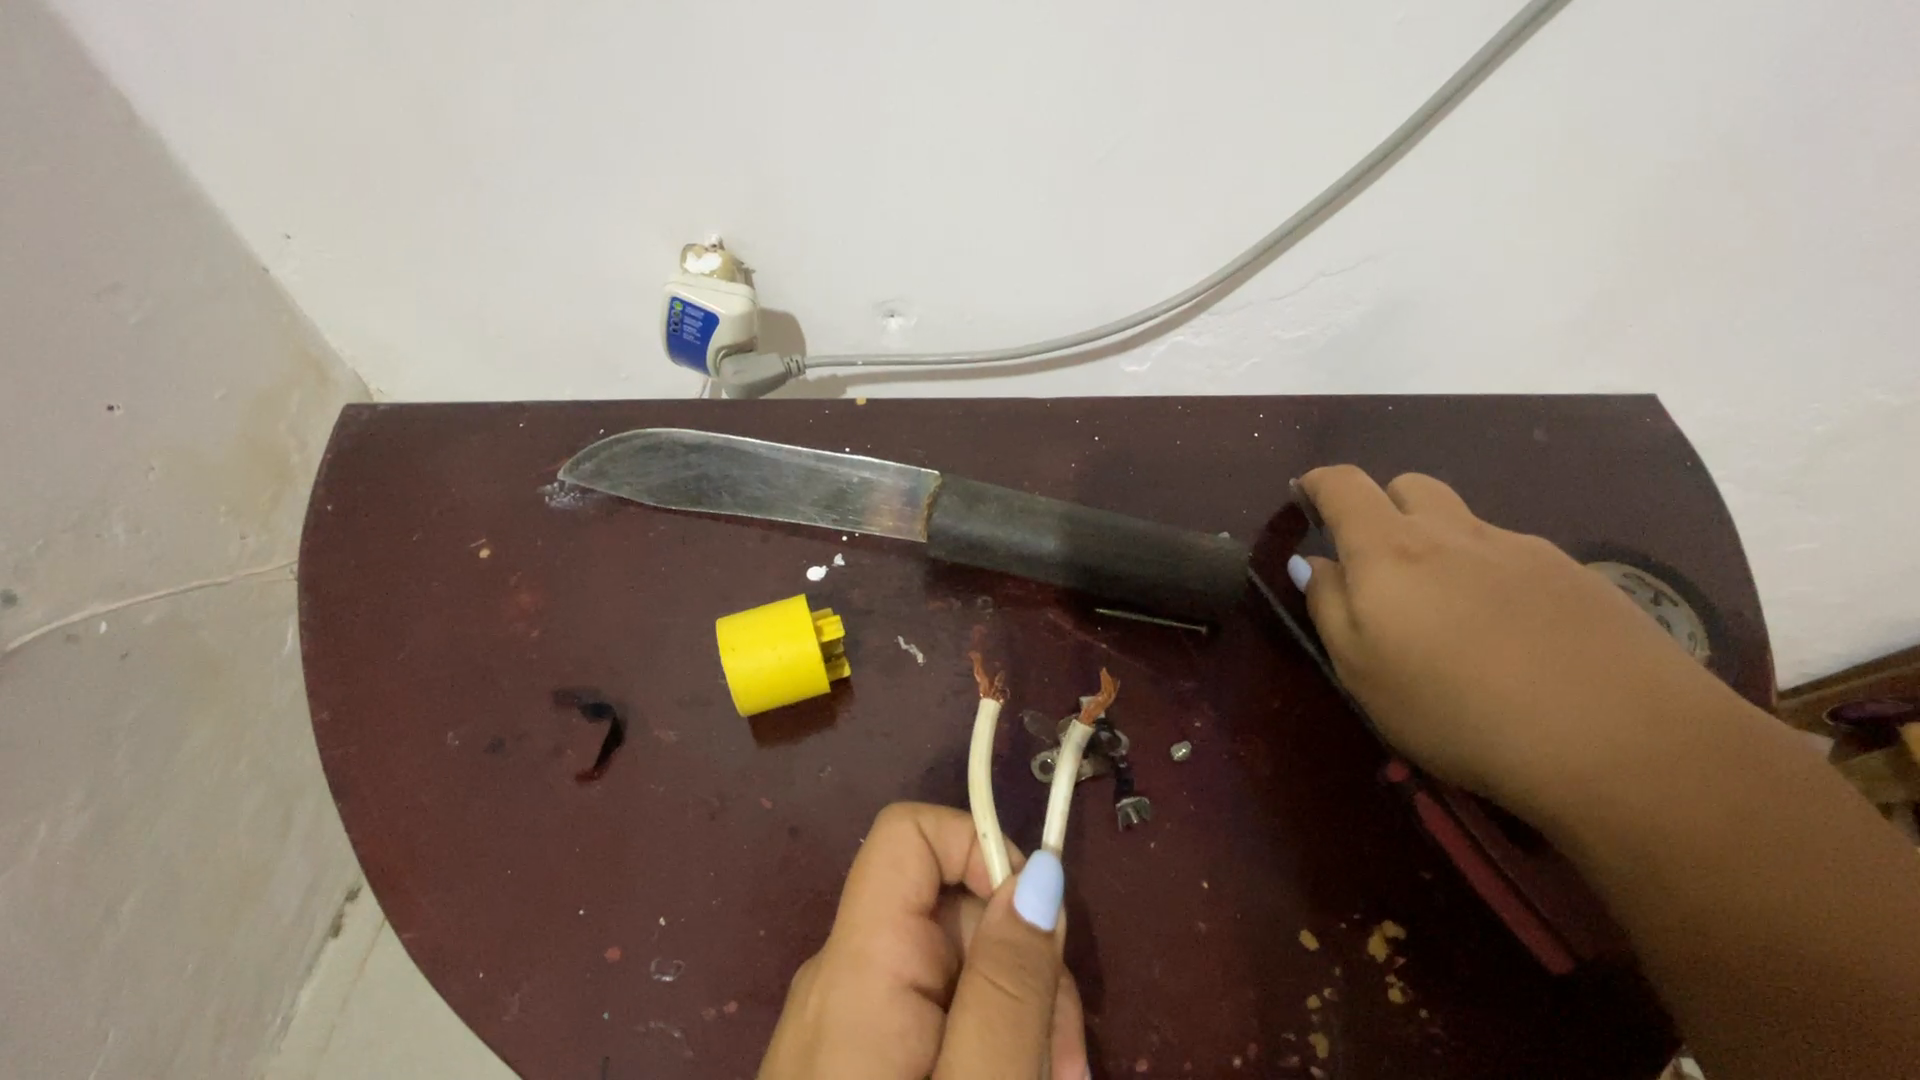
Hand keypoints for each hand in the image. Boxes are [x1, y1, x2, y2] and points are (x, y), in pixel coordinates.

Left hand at [758, 802, 1086, 1079]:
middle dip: (1022, 963)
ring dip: (1014, 1013)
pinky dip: (982, 1043)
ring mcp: (845, 1023)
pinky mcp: (854, 1061)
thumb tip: (1040, 873)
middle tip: (1066, 1059)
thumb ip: (1008, 986)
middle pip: (948, 906)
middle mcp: (842, 976)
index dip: (983, 850)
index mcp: (857, 966)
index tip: (1044, 927)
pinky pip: (932, 1016)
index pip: (910, 833)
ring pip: (953, 967)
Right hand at [1290, 465, 1732, 817]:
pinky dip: (1494, 578)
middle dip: (1384, 506)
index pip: (1345, 486)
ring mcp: (1521, 549)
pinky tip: (1513, 638)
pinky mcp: (1576, 576)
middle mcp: (1453, 533)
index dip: (1320, 484)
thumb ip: (1329, 606)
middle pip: (1409, 486)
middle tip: (1379, 564)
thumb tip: (1316, 562)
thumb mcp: (1360, 670)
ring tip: (1452, 617)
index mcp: (1390, 551)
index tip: (1307, 497)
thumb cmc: (1454, 708)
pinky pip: (1514, 558)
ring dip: (1442, 547)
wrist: (1617, 737)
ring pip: (1465, 525)